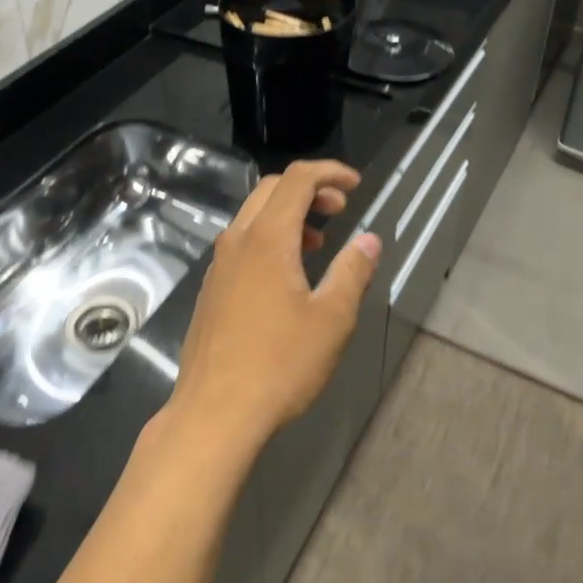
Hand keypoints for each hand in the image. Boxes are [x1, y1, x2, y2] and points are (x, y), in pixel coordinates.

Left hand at [164, 160, 382, 445]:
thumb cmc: (280, 363)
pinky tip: (288, 277)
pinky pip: (242, 243)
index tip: (356, 185)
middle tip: (341, 210)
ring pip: (253, 216)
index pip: (296, 179)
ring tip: (320, 245)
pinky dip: (269, 239)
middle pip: (271, 190)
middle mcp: (237, 240)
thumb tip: (369, 239)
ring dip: (288, 216)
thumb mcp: (332, 319)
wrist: (215, 410)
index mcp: (267, 237)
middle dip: (309, 189)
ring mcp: (219, 264)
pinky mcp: (212, 288)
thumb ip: (352, 271)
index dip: (329, 172)